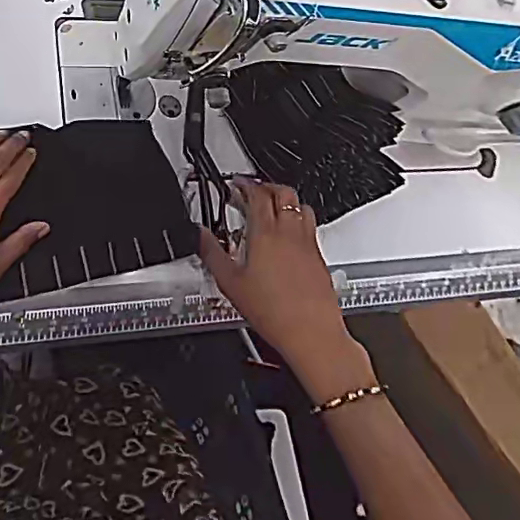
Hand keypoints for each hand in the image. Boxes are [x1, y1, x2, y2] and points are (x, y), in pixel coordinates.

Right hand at [198, 179, 374, 397]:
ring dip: (285, 200)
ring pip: (301, 206)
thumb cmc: (275, 312)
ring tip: (272, 207)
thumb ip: (211, 253)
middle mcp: (290, 233)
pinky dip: (297, 221)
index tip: (236, 185)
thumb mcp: (230, 282)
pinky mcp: (319, 258)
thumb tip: (200, 235)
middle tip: (253, 191)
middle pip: (283, 192)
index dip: (245, 185)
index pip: (257, 194)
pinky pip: (310, 226)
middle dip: (266, 186)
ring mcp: (308, 244)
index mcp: (266, 233)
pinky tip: (287, 237)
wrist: (312, 334)